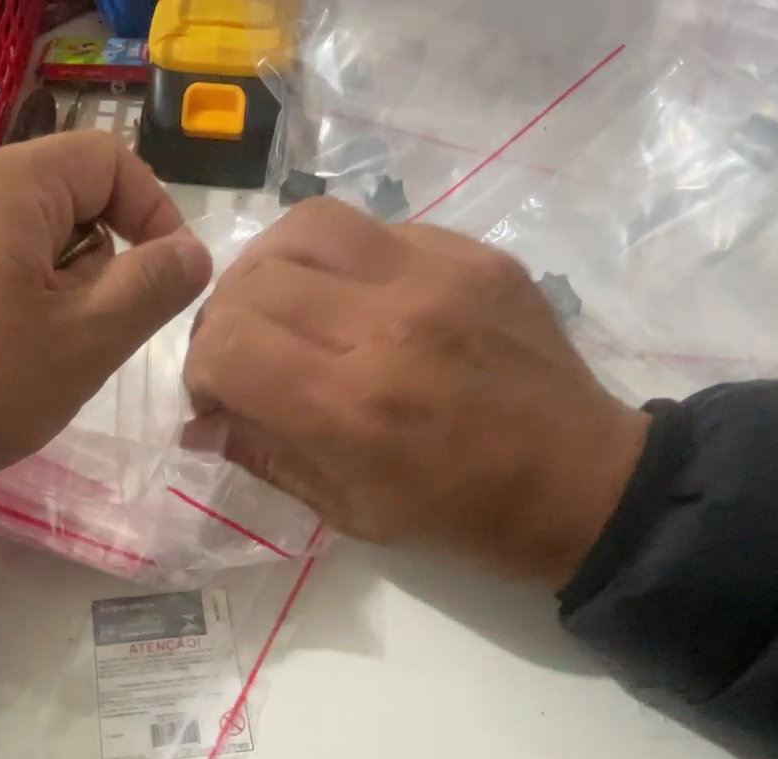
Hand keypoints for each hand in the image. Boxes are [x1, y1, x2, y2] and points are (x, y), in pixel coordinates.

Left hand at [0, 130, 211, 514]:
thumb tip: (194, 251)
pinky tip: (9, 362)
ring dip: (66, 295)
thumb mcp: (84, 342)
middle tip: (96, 337)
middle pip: (73, 200)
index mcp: (12, 186)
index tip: (167, 284)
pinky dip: (25, 306)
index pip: (111, 159)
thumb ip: (151, 288)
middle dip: (106, 264)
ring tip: (49, 358)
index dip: (156, 214)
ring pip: (37, 243)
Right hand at [183, 197, 647, 583]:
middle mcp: (387, 325)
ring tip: (279, 309)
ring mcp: (436, 275)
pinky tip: (346, 298)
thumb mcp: (348, 510)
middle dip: (224, 322)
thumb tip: (199, 422)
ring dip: (269, 269)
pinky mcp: (472, 252)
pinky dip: (333, 259)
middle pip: (254, 281)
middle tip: (242, 356)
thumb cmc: (457, 514)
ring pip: (305, 226)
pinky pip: (370, 227)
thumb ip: (264, 456)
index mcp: (353, 407)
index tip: (216, 395)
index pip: (227, 345)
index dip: (199, 369)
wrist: (578, 479)